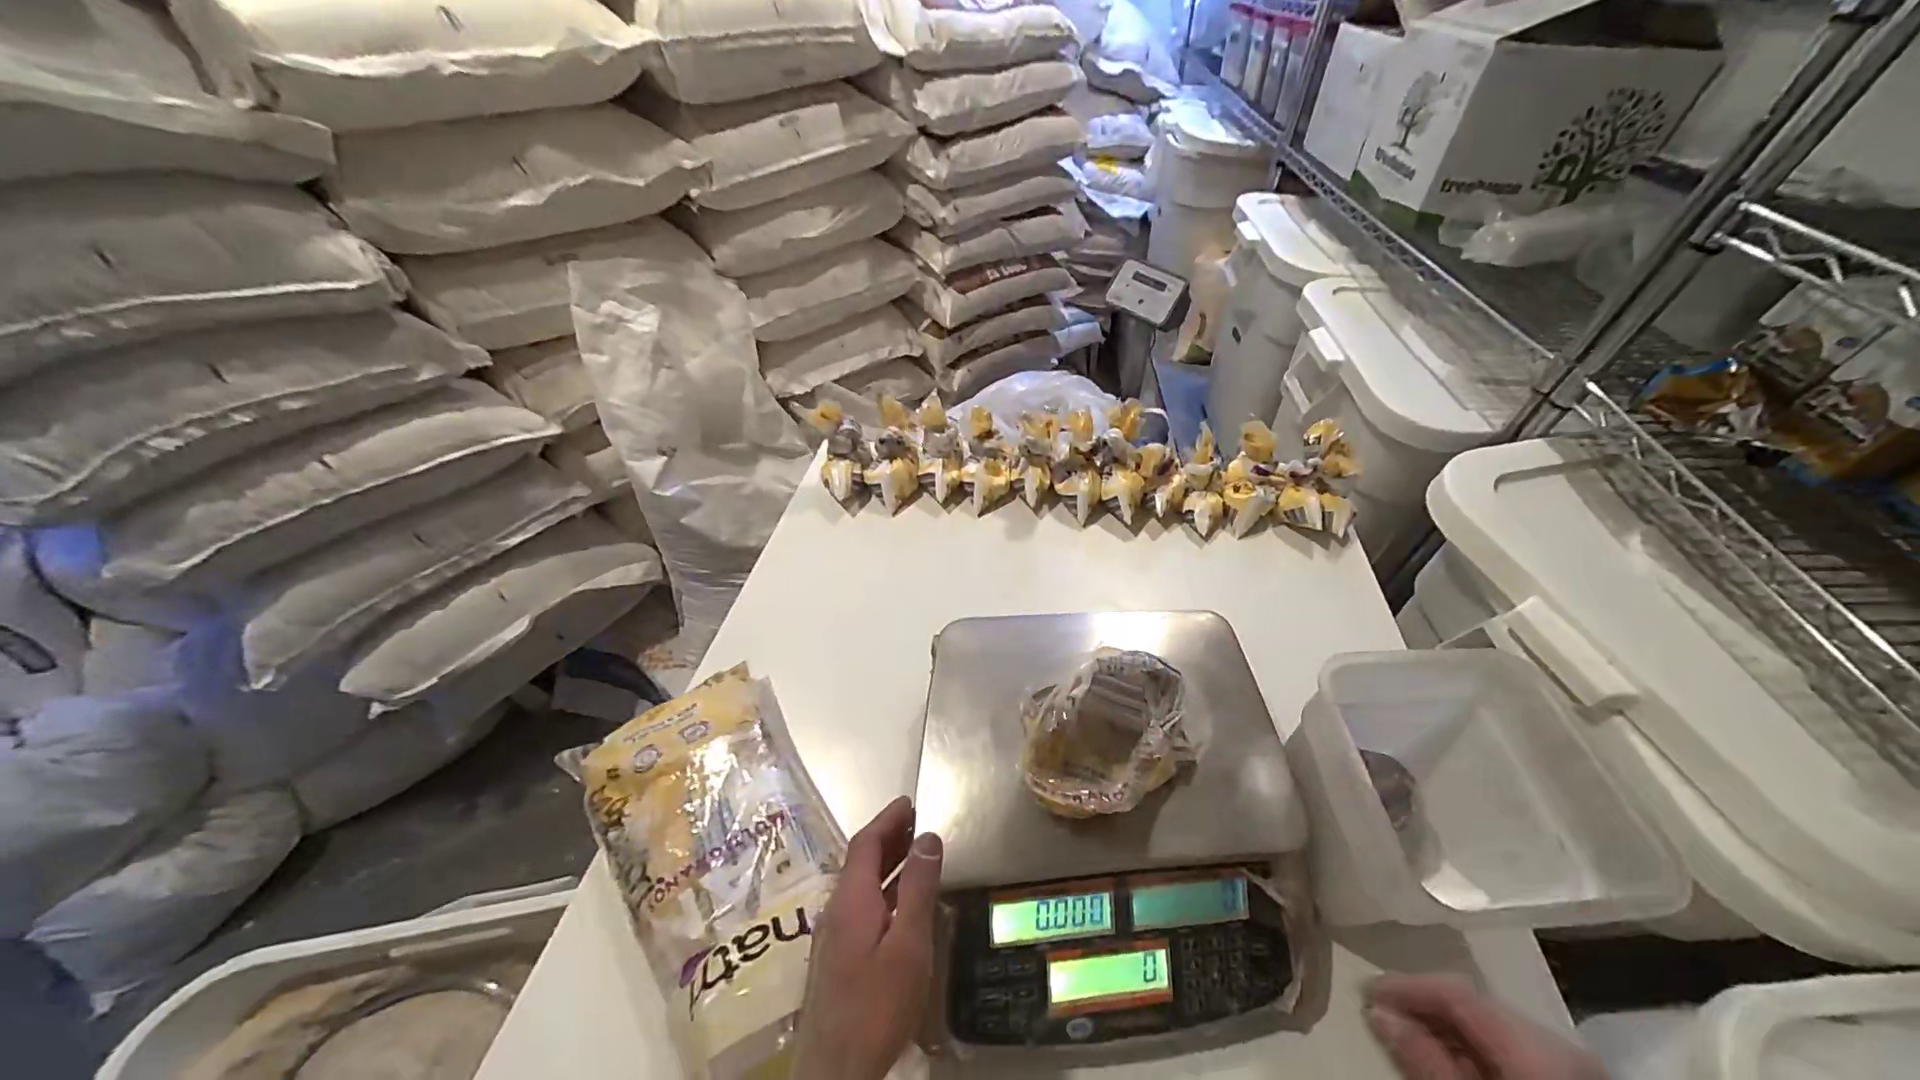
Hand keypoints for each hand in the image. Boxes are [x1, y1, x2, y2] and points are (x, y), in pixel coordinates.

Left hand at [790, 797, 943, 1079]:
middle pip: (860, 861)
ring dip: (886, 864)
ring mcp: (834, 936)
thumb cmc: (876, 1003)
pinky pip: (862, 906)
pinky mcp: (837, 958)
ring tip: (915, 853)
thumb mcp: (908, 944)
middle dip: (888, 837)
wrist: (835, 1069)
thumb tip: (926, 837)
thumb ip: (917, 888)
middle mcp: (837, 909)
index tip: (908, 801)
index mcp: (851, 898)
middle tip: (916, 821)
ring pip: (860, 885)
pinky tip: (903, 903)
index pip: (865, 843)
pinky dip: (884, 889)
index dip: (887, 819)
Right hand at [1365, 974, 1607, 1079]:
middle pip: (1476, 1006)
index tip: (1365, 991)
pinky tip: (1449, 1063)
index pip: (1456, 992)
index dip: (1405, 986)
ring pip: (1493, 1027)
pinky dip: (1475, 1050)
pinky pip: (1513, 1051)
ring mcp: (1574, 1068)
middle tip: (1381, 1012)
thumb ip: (1426, 1061)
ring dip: (1447, 1028)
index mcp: (1535, 1045)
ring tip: (1408, 1038)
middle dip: (1425, 1006)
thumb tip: (1380, 1014)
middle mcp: (1557, 1045)